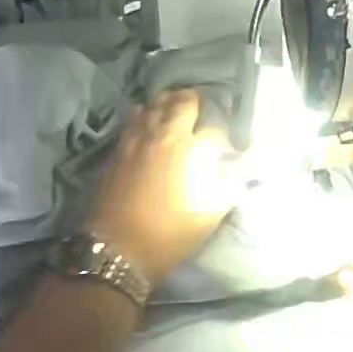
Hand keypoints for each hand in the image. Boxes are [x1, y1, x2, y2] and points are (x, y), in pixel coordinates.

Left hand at [86, 89, 236, 282]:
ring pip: (150, 106)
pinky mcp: (115, 153)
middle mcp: (156, 134)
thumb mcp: (207, 217)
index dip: (225, 133)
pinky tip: (150, 128)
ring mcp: (131, 141)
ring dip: (166, 104)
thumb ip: (226, 188)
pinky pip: (132, 123)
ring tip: (176, 111)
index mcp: (181, 146)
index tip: (230, 143)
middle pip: (177, 102)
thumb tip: (237, 172)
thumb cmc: (166, 234)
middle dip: (194, 102)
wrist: (115, 249)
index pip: (212, 127)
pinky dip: (145, 118)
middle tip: (204, 109)